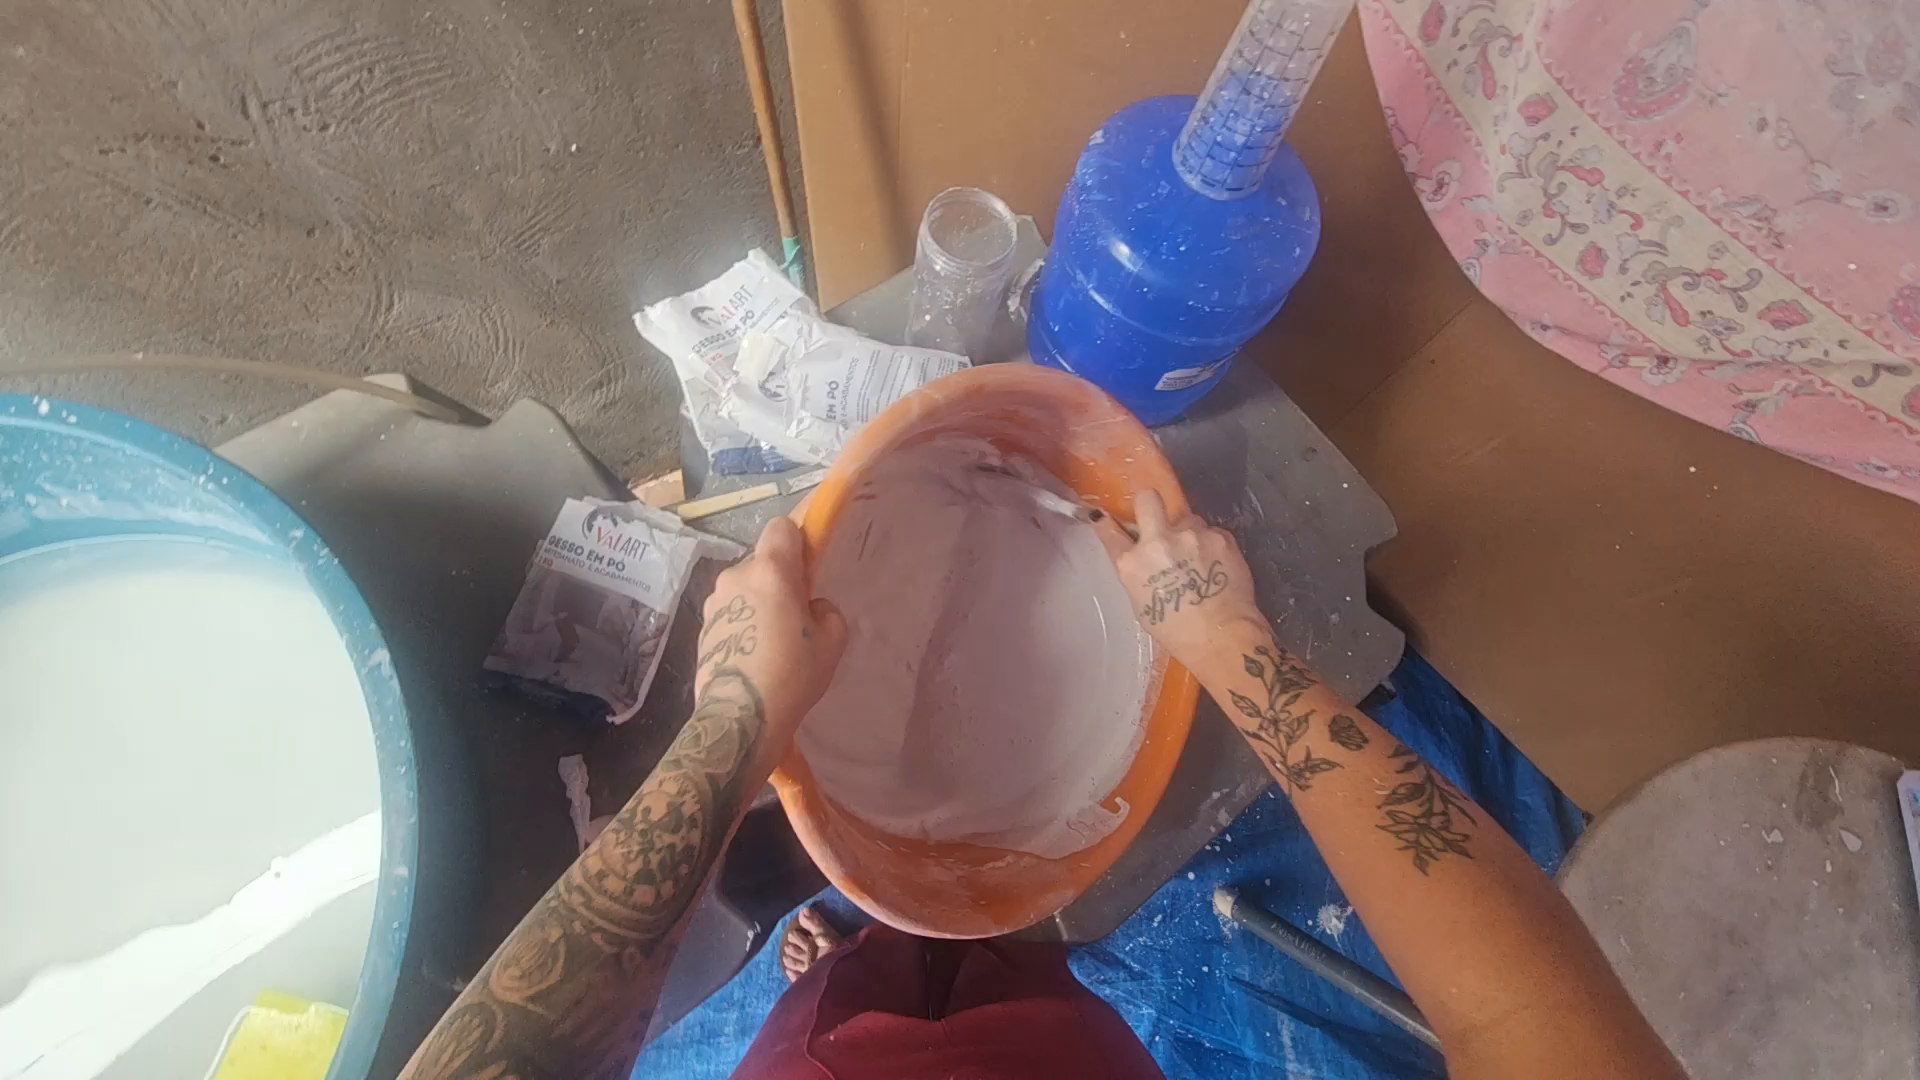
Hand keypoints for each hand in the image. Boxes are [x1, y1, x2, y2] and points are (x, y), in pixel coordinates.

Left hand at [693, 516, 847, 751]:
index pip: (782, 526)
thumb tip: (811, 607)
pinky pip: (731, 611)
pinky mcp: (702, 627)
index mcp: (770, 571)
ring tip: (773, 640)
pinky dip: (743, 622)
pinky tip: (753, 654)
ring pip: (745, 587)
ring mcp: (714, 602)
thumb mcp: (833, 641)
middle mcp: (736, 576)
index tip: (809, 565)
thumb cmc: (792, 674)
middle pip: (763, 561)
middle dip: (779, 578)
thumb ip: (826, 610)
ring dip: (759, 601)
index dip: (797, 539)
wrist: (740, 718)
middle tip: (795, 613)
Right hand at [1093, 490, 1265, 680]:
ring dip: (1189, 533)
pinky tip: (1217, 567)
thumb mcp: (1140, 603)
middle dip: (1150, 505)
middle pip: (1148, 499)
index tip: (1107, 519)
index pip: (1108, 529)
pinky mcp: (1221, 535)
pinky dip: (1212, 545)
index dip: (1107, 522)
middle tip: (1159, 521)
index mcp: (1131, 563)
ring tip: (1199, 558)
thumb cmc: (1175, 630)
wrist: (1221, 636)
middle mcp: (1158, 541)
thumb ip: (1137, 572)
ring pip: (1188, 519)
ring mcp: (1191, 535)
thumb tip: (1142, 556)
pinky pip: (1212, 532)